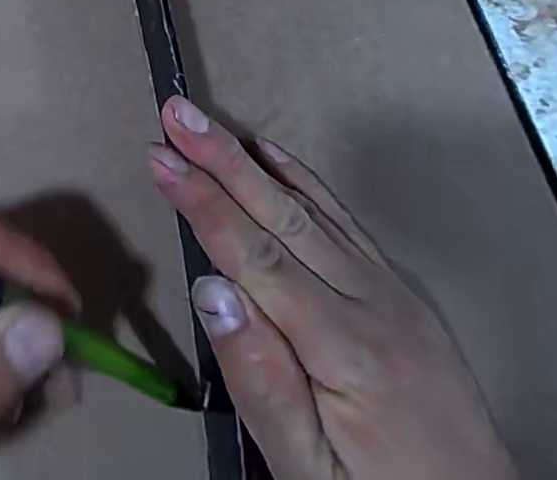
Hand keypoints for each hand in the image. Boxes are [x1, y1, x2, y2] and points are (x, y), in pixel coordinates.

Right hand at [148, 97, 516, 479]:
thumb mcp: (310, 474)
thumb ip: (261, 381)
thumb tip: (211, 289)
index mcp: (345, 351)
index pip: (257, 257)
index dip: (204, 201)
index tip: (161, 156)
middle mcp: (369, 302)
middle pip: (281, 215)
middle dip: (220, 158)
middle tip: (177, 113)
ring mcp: (387, 289)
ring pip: (308, 208)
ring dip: (248, 159)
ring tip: (205, 123)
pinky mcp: (394, 287)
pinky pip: (343, 220)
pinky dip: (302, 180)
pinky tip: (271, 152)